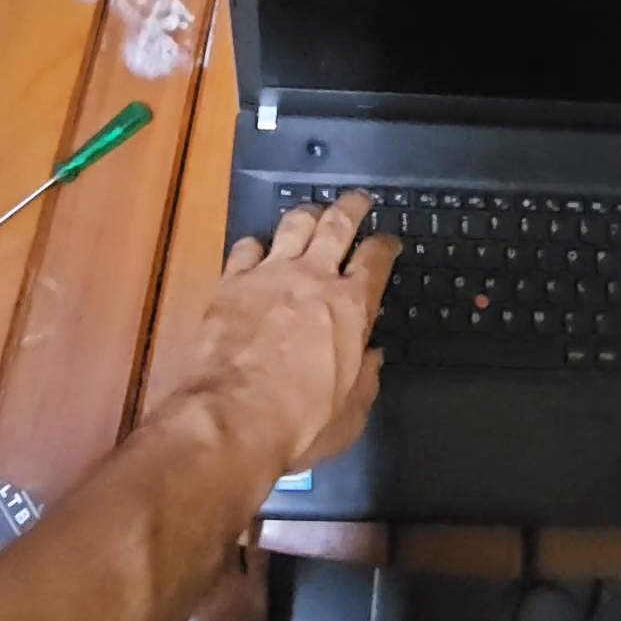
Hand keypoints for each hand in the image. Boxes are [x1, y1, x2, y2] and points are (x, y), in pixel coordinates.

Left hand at [182, 192, 400, 472]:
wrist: (232, 416)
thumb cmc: (302, 421)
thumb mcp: (351, 414)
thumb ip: (365, 379)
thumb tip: (372, 356)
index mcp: (351, 306)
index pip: (376, 260)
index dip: (385, 246)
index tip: (389, 241)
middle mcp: (314, 277)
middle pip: (338, 225)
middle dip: (352, 207)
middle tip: (358, 199)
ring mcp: (270, 274)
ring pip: (294, 225)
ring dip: (306, 215)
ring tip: (312, 212)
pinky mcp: (232, 281)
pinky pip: (247, 247)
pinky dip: (255, 245)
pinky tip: (257, 249)